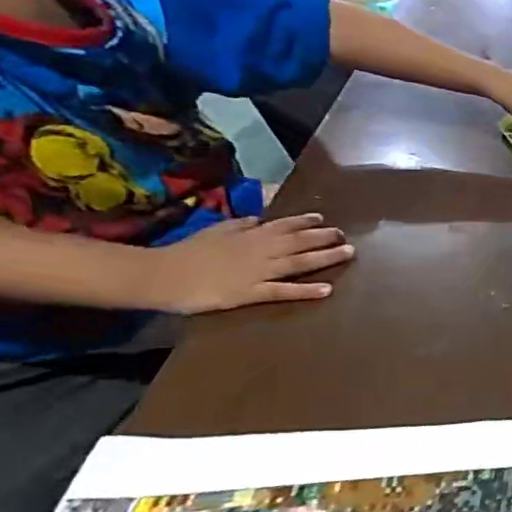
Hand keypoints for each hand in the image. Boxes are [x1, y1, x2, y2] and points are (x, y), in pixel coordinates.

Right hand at [144, 213, 353, 313]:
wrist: (162, 274)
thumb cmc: (187, 251)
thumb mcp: (216, 230)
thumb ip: (241, 225)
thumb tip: (258, 219)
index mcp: (251, 234)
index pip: (285, 224)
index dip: (306, 221)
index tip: (323, 219)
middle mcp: (261, 249)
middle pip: (300, 241)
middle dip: (325, 237)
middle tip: (346, 236)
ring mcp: (259, 271)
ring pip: (299, 262)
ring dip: (326, 257)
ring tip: (348, 254)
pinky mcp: (252, 293)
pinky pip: (284, 291)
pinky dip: (306, 290)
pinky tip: (327, 289)